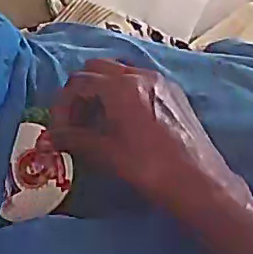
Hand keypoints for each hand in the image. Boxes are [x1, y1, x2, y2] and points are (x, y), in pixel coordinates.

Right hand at [48, 60, 252, 253]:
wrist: (201, 184)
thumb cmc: (150, 169)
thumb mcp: (106, 154)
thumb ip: (74, 138)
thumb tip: (51, 136)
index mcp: (121, 87)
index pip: (78, 82)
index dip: (63, 104)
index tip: (59, 128)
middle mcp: (140, 75)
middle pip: (96, 68)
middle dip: (80, 91)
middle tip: (75, 121)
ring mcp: (160, 81)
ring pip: (119, 72)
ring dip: (101, 90)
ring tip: (97, 122)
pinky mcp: (174, 93)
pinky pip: (139, 81)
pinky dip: (123, 93)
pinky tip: (123, 122)